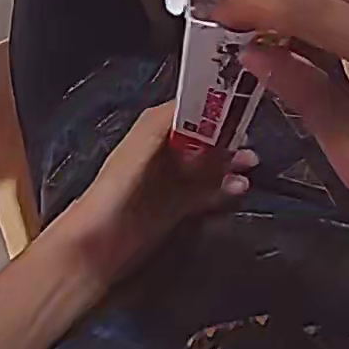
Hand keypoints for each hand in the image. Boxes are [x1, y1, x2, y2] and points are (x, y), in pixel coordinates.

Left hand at [47, 102, 257, 285]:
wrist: (97, 246)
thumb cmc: (116, 189)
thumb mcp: (140, 147)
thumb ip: (165, 124)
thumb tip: (199, 103)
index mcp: (154, 129)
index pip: (189, 109)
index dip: (212, 107)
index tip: (240, 106)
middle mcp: (165, 150)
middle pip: (203, 137)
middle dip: (226, 136)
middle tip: (249, 140)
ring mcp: (173, 180)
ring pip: (209, 165)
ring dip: (229, 162)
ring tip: (250, 164)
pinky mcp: (178, 207)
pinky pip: (207, 192)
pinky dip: (224, 188)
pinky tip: (240, 188)